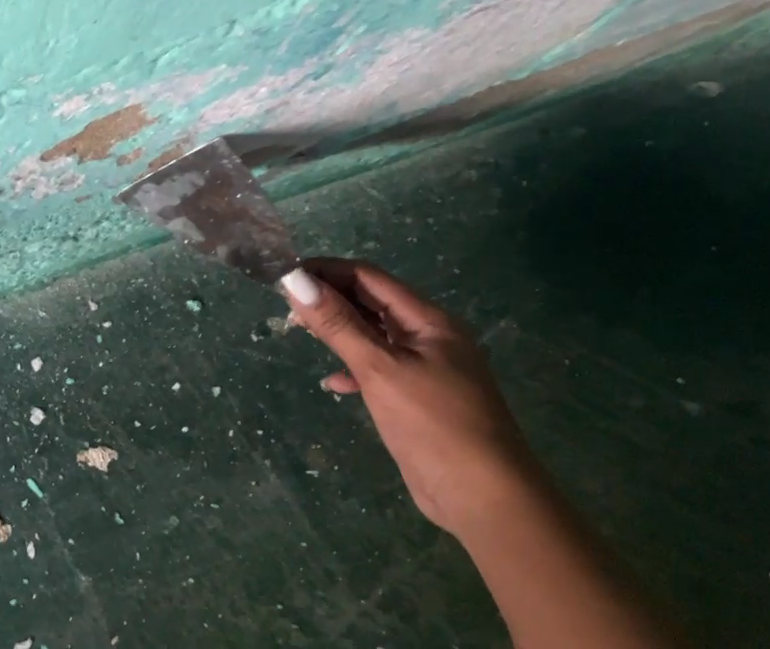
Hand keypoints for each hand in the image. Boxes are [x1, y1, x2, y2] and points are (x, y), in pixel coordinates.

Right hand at [281, 258, 541, 536]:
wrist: (485, 499)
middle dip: (329, 298)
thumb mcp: (378, 368)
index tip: (283, 276)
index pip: (368, 277)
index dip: (326, 270)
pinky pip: (378, 366)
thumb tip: (294, 280)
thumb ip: (336, 323)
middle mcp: (430, 337)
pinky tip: (334, 383)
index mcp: (429, 322)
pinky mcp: (419, 397)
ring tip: (301, 333)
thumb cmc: (433, 423)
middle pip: (371, 302)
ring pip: (373, 334)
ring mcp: (427, 368)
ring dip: (338, 330)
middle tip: (287, 307)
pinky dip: (352, 366)